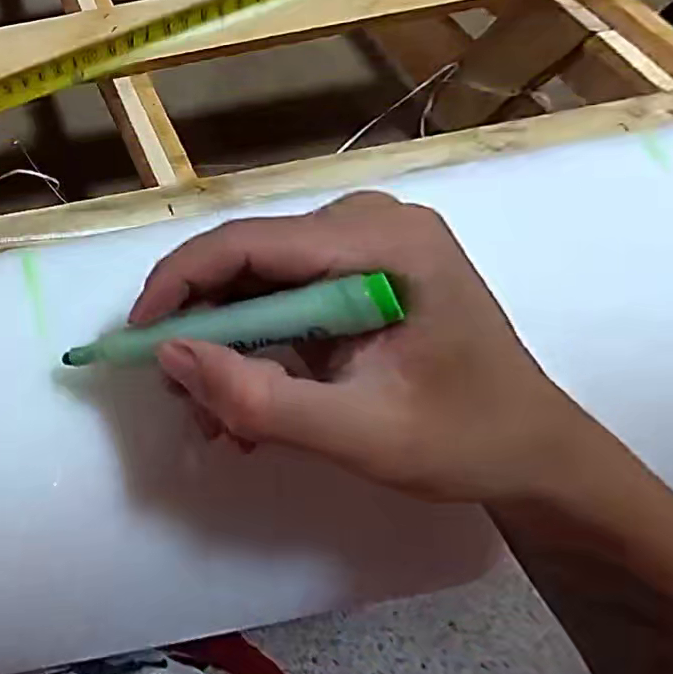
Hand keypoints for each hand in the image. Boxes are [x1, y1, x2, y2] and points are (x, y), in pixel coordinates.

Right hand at [128, 191, 625, 504]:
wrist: (535, 453)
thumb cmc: (466, 441)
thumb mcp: (360, 434)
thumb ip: (259, 399)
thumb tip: (167, 355)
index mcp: (382, 241)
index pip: (248, 243)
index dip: (178, 283)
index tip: (137, 336)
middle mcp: (363, 220)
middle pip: (242, 260)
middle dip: (198, 326)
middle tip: (179, 393)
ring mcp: (354, 237)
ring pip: (247, 279)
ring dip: (218, 342)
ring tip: (214, 412)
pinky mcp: (345, 261)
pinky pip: (268, 291)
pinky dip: (245, 341)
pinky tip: (244, 392)